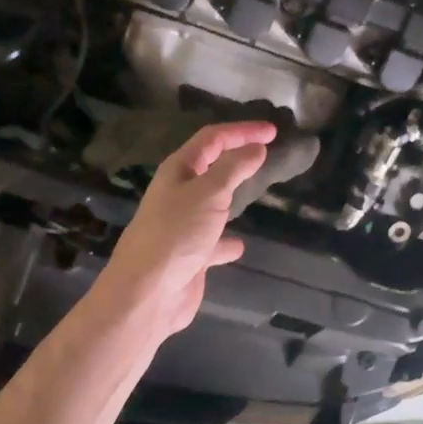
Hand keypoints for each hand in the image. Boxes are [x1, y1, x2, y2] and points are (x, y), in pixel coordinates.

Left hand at [84, 122, 275, 338]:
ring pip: (211, 203)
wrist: (148, 292)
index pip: (212, 139)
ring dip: (230, 195)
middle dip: (236, 157)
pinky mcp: (189, 256)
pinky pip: (212, 241)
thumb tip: (257, 147)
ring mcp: (182, 225)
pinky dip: (226, 240)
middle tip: (266, 153)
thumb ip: (234, 169)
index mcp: (178, 170)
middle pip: (210, 167)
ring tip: (257, 193)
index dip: (241, 131)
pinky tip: (240, 245)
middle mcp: (177, 193)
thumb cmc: (176, 233)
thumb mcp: (208, 193)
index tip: (273, 132)